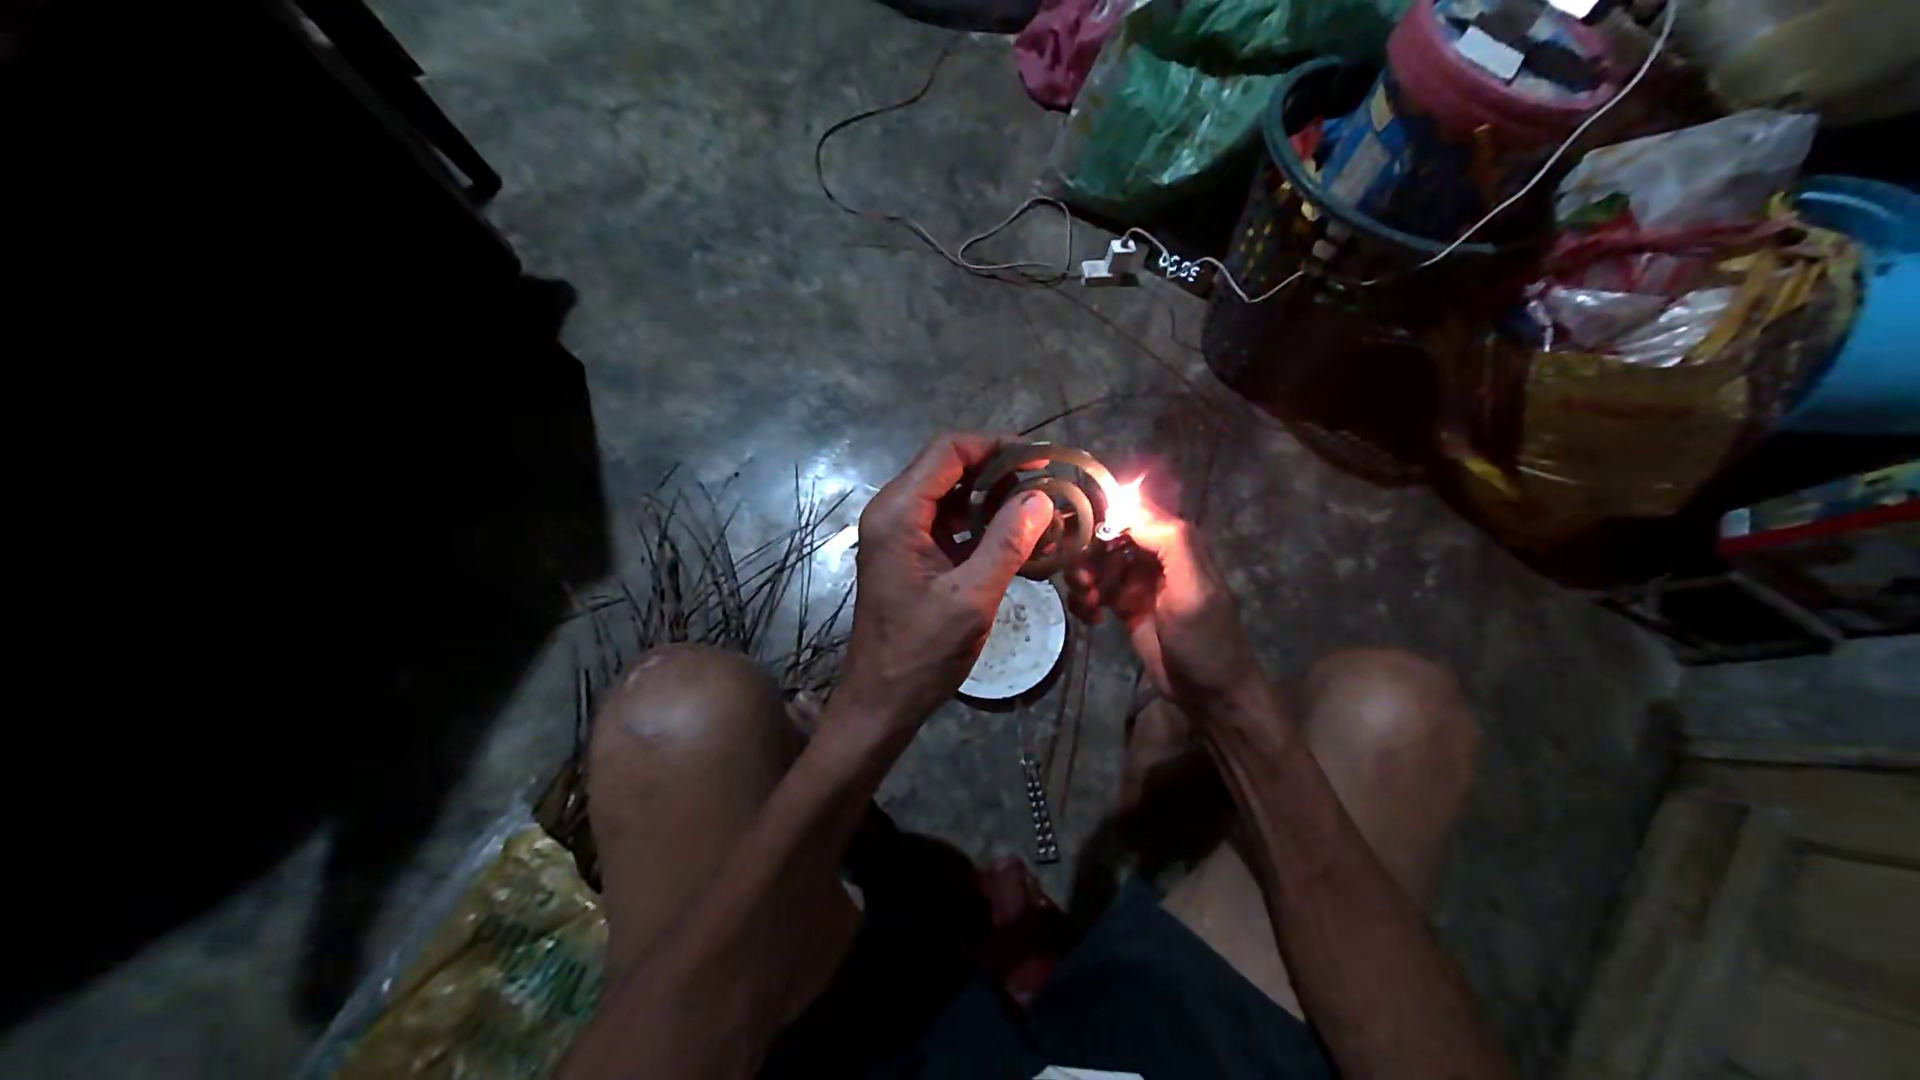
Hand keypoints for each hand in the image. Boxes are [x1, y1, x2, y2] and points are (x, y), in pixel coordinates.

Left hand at [830, 434, 1053, 740]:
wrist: (882, 700)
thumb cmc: (921, 653)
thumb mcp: (971, 598)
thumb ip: (1007, 543)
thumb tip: (1040, 497)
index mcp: (898, 513)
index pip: (948, 450)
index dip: (996, 446)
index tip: (1042, 459)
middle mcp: (894, 513)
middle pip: (950, 468)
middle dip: (1000, 471)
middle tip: (1049, 485)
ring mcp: (900, 534)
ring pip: (952, 495)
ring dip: (994, 499)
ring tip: (1041, 510)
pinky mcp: (911, 554)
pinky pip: (949, 523)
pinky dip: (982, 524)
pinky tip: (1018, 537)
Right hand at [1066, 497, 1263, 712]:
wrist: (1208, 693)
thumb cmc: (1205, 637)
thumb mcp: (1193, 586)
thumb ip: (1169, 540)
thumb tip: (1128, 503)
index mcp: (1175, 542)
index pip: (1132, 511)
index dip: (1104, 517)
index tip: (1082, 536)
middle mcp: (1153, 555)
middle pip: (1106, 536)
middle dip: (1088, 554)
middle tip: (1083, 581)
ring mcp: (1137, 581)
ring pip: (1096, 563)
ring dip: (1083, 579)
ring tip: (1089, 604)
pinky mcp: (1124, 606)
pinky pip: (1094, 591)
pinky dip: (1085, 601)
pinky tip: (1091, 618)